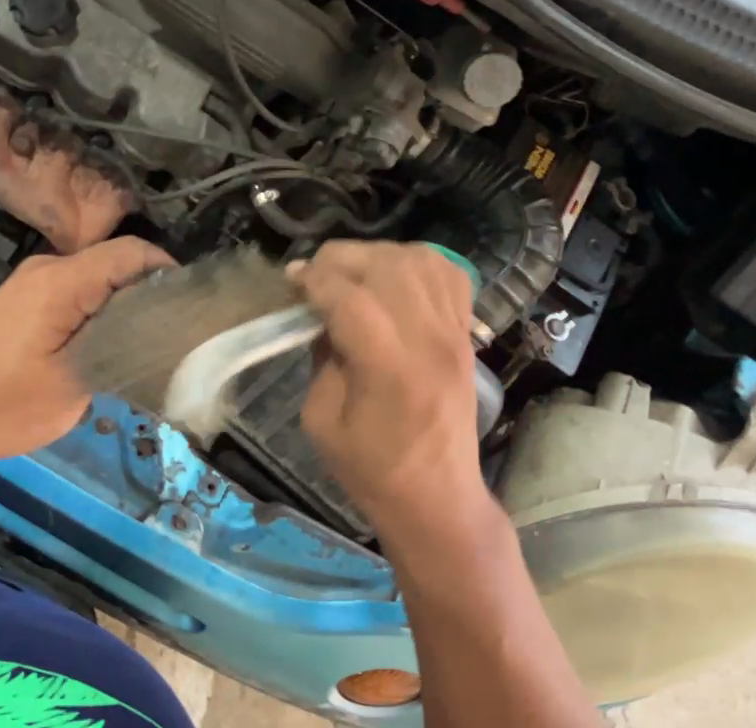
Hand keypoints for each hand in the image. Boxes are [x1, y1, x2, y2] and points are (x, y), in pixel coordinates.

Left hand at [0, 237, 174, 466]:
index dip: (168, 272)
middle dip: (149, 292)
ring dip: (123, 305)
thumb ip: (119, 349)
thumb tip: (157, 330)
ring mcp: (32, 283)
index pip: (130, 253)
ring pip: (96, 279)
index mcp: (60, 282)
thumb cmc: (1, 406)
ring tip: (149, 344)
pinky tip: (110, 346)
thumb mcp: (71, 387)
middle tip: (177, 333)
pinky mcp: (24, 300)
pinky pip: (75, 292)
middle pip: (115, 263)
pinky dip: (99, 311)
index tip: (193, 308)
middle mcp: (47, 269)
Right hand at [295, 241, 487, 520]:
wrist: (437, 499)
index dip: (314, 279)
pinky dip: (417, 263)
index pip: (350, 297)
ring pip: (419, 261)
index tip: (290, 281)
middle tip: (314, 277)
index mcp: (389, 369)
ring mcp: (454, 334)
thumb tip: (322, 317)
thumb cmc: (371, 470)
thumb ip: (321, 359)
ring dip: (376, 256)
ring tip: (350, 275)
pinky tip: (391, 278)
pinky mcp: (466, 335)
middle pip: (386, 266)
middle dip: (339, 260)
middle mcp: (428, 340)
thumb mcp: (320, 420)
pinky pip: (449, 275)